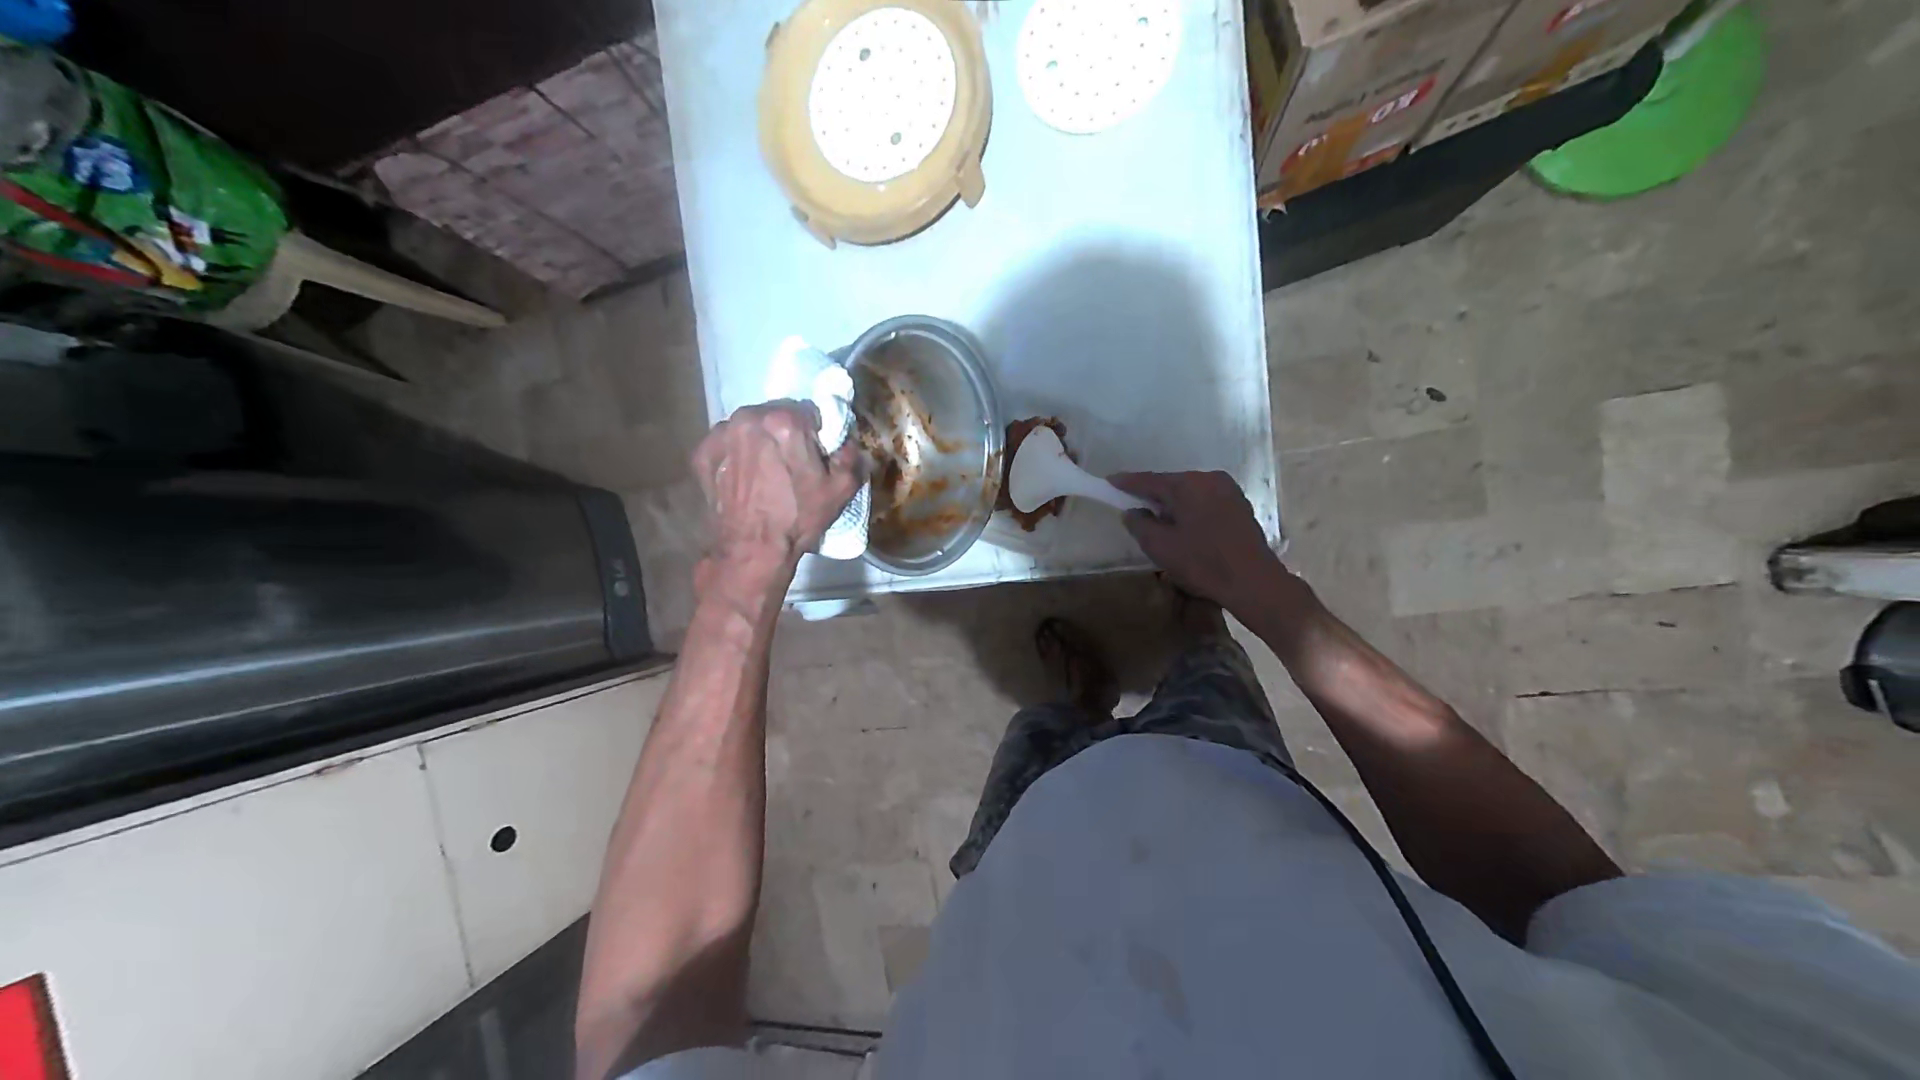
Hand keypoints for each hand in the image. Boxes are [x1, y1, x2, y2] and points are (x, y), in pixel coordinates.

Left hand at [692, 402, 862, 582]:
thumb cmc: (798, 517)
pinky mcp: (702, 452)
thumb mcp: (840, 489)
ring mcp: (721, 434)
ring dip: (759, 440)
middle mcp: (749, 418)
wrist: (752, 548)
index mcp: (785, 421)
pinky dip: (736, 454)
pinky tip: (744, 477)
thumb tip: (848, 442)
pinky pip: (727, 443)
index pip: (809, 411)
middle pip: (776, 414)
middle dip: (785, 433)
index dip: (816, 432)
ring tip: (766, 470)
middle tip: (791, 462)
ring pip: (749, 427)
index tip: (815, 452)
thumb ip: (851, 456)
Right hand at [1108, 470, 1301, 615]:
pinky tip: (1184, 526)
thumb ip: (1139, 524)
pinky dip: (1190, 510)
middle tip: (1133, 506)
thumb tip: (1133, 511)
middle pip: (1172, 484)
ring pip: (1190, 493)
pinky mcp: (1239, 506)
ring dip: (1173, 504)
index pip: (1149, 480)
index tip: (1109, 481)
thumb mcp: (1160, 546)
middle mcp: (1210, 479)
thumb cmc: (1202, 563)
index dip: (1126, 483)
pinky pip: (1205, 501)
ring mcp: (1229, 491)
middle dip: (1152, 495)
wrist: (1253, 583)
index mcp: (1188, 484)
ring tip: (1158, 521)